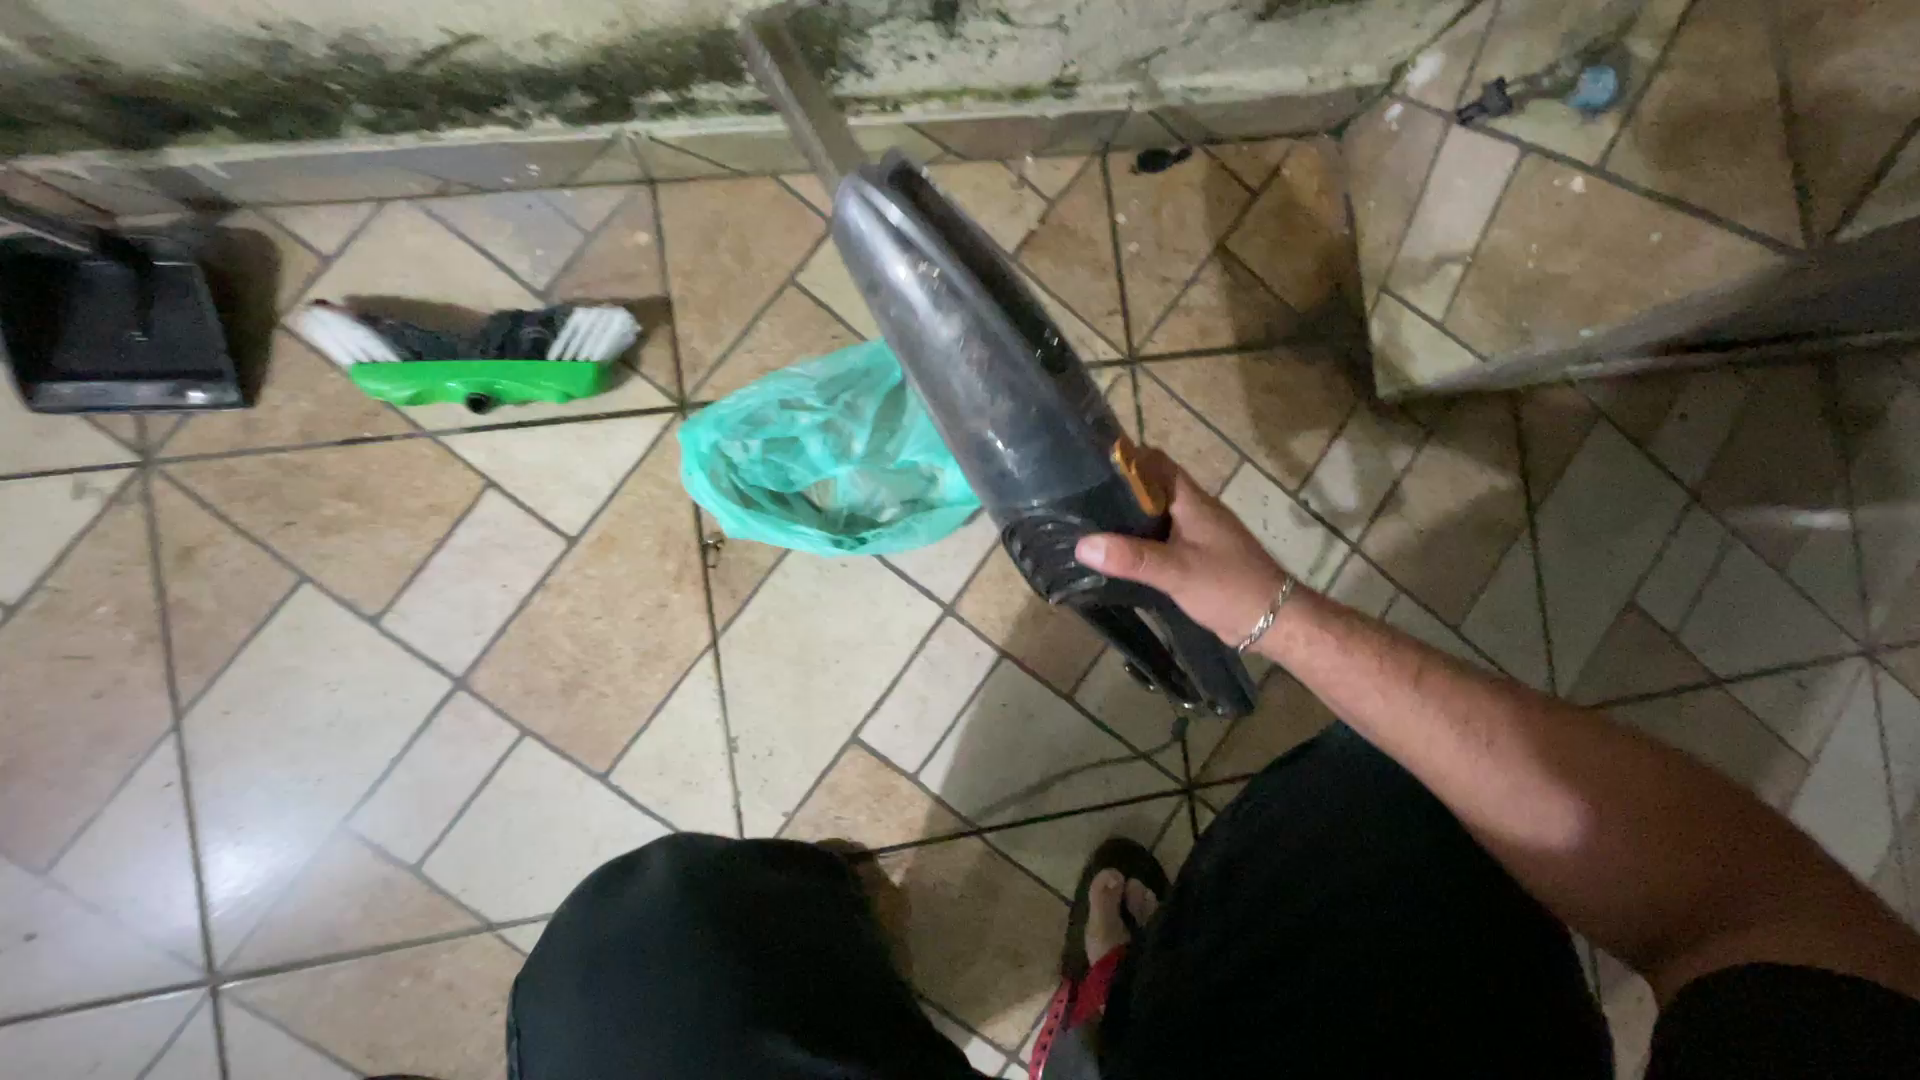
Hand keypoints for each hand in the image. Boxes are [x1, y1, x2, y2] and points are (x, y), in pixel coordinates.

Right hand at [1074, 448, 1288, 643]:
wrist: (1274, 620)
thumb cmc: (1229, 586)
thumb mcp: (1176, 571)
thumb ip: (1132, 558)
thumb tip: (1082, 544)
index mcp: (1192, 502)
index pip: (1157, 463)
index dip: (1126, 459)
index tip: (1089, 467)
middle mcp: (1194, 511)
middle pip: (1152, 489)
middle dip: (1119, 492)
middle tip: (1078, 501)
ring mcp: (1197, 535)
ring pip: (1156, 517)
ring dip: (1128, 520)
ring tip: (1088, 527)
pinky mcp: (1196, 558)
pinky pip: (1161, 541)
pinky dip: (1139, 544)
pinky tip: (1118, 558)